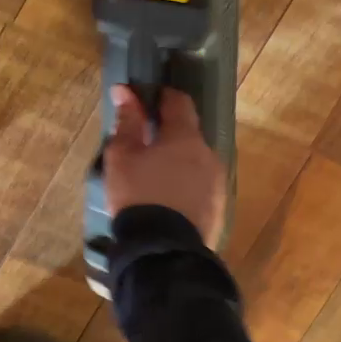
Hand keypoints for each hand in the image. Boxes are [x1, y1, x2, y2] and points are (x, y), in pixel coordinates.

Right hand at [102, 85, 226, 247]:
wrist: (162, 251)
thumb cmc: (138, 193)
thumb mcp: (123, 153)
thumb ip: (127, 120)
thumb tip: (124, 91)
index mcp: (185, 137)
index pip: (180, 102)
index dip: (162, 95)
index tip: (143, 98)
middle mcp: (208, 155)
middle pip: (189, 132)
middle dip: (168, 131)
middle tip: (142, 140)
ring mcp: (217, 184)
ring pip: (195, 159)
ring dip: (177, 157)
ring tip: (152, 170)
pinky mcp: (218, 208)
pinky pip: (200, 183)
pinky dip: (184, 179)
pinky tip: (166, 193)